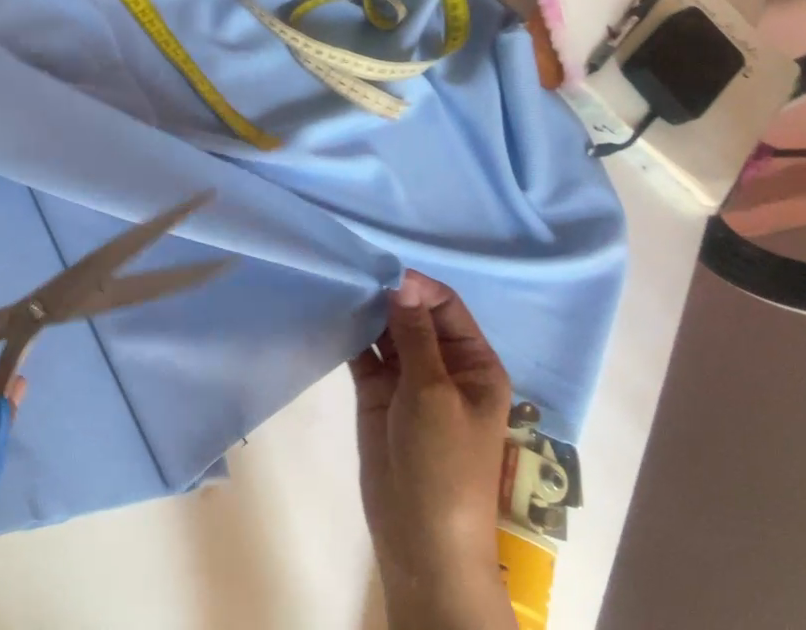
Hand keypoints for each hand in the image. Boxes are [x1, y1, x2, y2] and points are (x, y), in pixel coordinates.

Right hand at [350, 270, 517, 629]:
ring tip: (335, 290)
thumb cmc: (444, 462)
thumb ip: (415, 336)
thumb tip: (401, 282)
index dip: (417, 288)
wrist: (421, 532)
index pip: (447, 308)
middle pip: (415, 316)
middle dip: (387, 296)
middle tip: (349, 277)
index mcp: (475, 364)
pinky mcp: (377, 395)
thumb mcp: (434, 393)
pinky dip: (350, 337)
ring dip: (366, 313)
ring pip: (386, 333)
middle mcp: (443, 366)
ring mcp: (408, 381)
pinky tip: (330, 316)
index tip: (378, 274)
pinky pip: (364, 355)